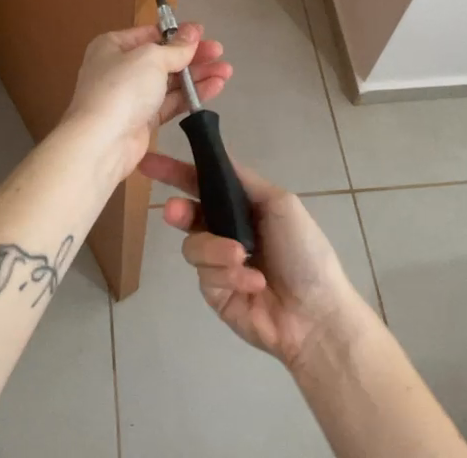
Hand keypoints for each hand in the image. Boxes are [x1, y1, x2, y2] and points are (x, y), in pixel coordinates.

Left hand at [59, 23, 231, 180]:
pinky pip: (170, 102)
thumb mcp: (151, 58)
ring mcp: (131, 96)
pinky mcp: (143, 120)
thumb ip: (176, 48)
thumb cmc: (123, 88)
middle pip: (163, 58)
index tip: (203, 33)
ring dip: (197, 75)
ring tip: (226, 71)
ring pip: (169, 81)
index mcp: (113, 46)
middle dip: (193, 56)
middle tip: (220, 53)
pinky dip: (191, 95)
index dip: (177, 34)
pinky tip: (215, 87)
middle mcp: (120, 68)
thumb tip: (193, 32)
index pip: (150, 34)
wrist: (102, 142)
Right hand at [138, 153, 365, 369]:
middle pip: (188, 214)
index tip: (149, 163)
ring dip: (216, 249)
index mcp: (243, 207)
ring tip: (242, 258)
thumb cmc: (305, 252)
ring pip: (193, 245)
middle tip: (174, 212)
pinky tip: (254, 283)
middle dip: (178, 211)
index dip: (176, 171)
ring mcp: (219, 265)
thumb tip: (216, 154)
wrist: (316, 313)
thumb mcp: (281, 204)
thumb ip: (244, 179)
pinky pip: (206, 275)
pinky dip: (229, 275)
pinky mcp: (215, 293)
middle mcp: (227, 232)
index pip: (204, 183)